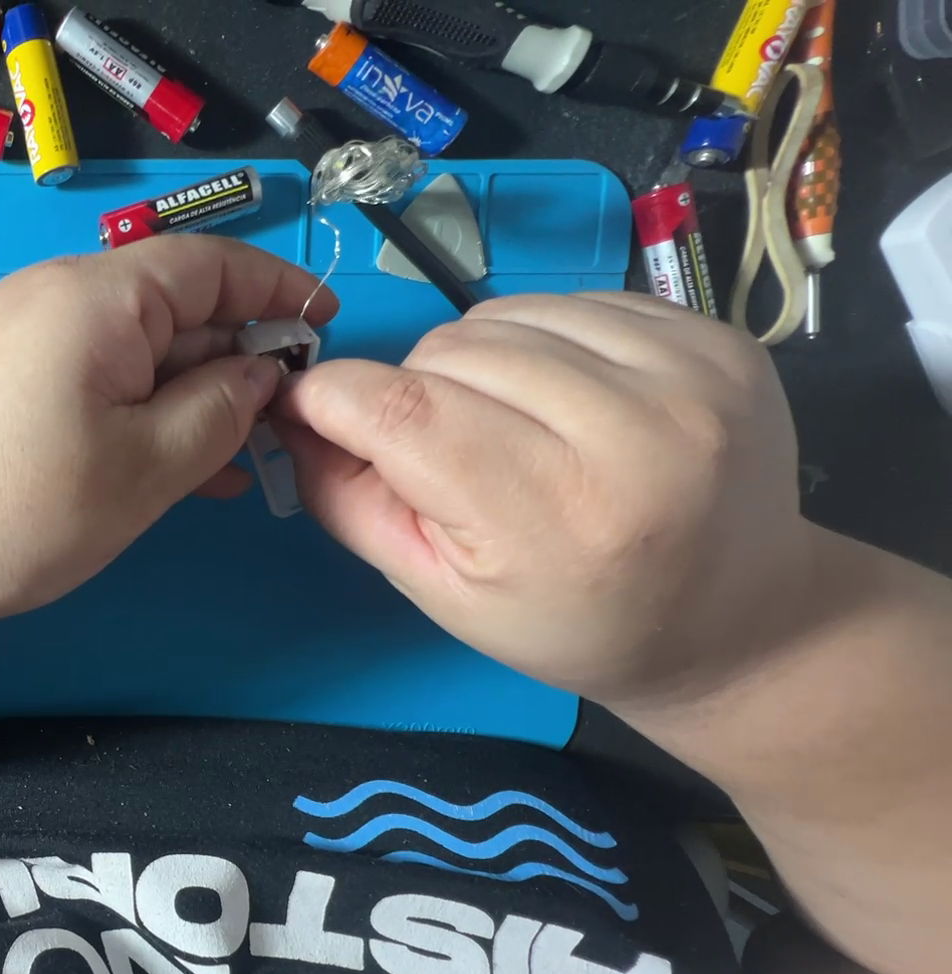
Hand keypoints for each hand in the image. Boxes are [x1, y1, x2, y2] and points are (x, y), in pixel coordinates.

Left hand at [0, 236, 336, 623]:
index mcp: (94, 297)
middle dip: (232, 359)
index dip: (275, 292)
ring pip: (135, 351)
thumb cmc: (29, 512)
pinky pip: (94, 376)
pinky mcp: (6, 376)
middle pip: (170, 308)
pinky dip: (139, 409)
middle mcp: (54, 296)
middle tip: (282, 421)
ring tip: (241, 455)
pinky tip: (179, 460)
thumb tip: (258, 373)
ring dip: (189, 396)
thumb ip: (222, 408)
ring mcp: (23, 336)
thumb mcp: (150, 466)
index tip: (324, 329)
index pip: (208, 266)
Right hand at [271, 292, 817, 709]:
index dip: (328, 399)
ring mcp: (685, 370)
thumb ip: (344, 497)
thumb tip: (290, 415)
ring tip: (490, 420)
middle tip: (428, 448)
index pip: (402, 412)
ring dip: (460, 362)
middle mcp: (631, 427)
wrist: (735, 618)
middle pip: (442, 353)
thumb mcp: (428, 585)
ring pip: (493, 316)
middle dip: (400, 391)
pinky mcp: (709, 335)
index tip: (304, 411)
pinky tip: (547, 395)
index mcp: (551, 511)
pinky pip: (558, 302)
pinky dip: (522, 341)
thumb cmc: (561, 619)